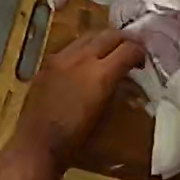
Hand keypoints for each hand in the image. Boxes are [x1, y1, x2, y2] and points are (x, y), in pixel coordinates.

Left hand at [13, 28, 143, 168]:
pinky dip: (85, 48)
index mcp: (100, 75)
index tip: (143, 60)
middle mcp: (82, 58)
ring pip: (90, 35)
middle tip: (131, 51)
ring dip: (104, 40)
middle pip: (110, 35)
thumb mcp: (106, 116)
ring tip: (110, 53)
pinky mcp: (48, 62)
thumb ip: (118, 90)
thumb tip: (127, 79)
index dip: (140, 52)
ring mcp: (62, 57)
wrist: (37, 144)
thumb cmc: (76, 140)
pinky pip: (72, 46)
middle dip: (124, 40)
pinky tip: (85, 62)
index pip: (128, 49)